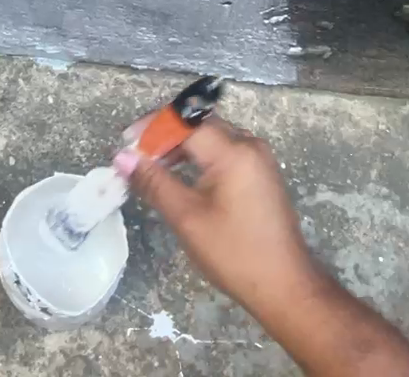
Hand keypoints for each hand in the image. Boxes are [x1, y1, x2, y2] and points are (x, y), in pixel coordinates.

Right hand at [118, 116, 408, 376]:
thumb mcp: (187, 218)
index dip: (152, 127)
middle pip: (197, 123)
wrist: (286, 286)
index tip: (127, 143)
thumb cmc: (234, 253)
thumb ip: (154, 182)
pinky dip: (199, 156)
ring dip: (180, 145)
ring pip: (210, 135)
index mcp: (233, 151)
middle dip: (163, 135)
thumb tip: (122, 157)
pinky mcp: (261, 171)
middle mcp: (248, 144)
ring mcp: (258, 157)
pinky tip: (181, 175)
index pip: (184, 122)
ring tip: (153, 167)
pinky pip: (224, 149)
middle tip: (136, 155)